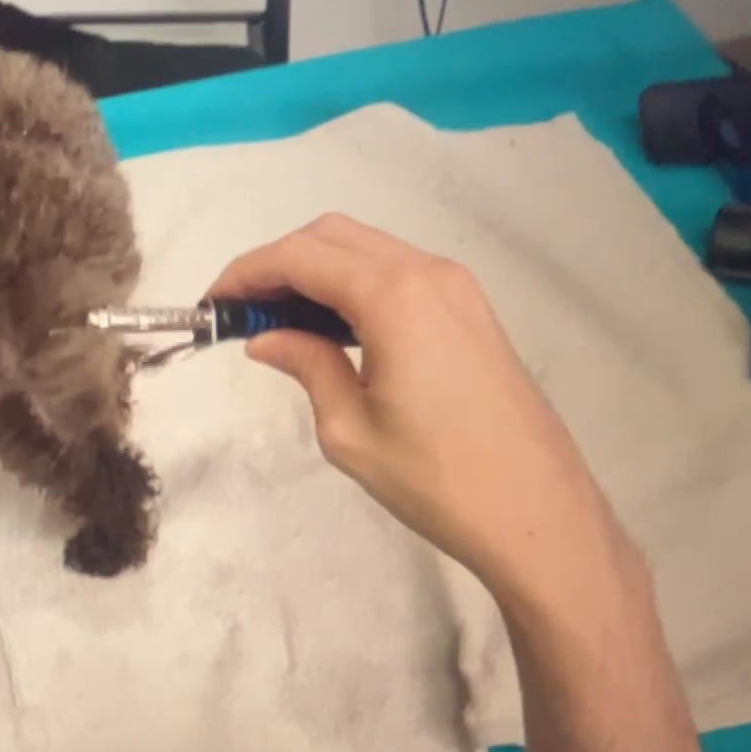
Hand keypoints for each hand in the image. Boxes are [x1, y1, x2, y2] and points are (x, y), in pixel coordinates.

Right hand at [208, 214, 623, 596]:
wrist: (540, 515)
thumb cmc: (435, 478)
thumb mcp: (347, 428)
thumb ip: (305, 365)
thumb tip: (263, 338)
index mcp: (394, 298)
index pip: (300, 257)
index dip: (246, 272)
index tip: (211, 304)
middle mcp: (428, 273)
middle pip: (330, 236)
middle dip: (275, 264)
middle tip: (240, 312)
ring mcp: (455, 287)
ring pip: (363, 248)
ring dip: (311, 271)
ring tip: (275, 321)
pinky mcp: (468, 309)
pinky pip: (393, 272)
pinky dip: (347, 283)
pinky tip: (327, 327)